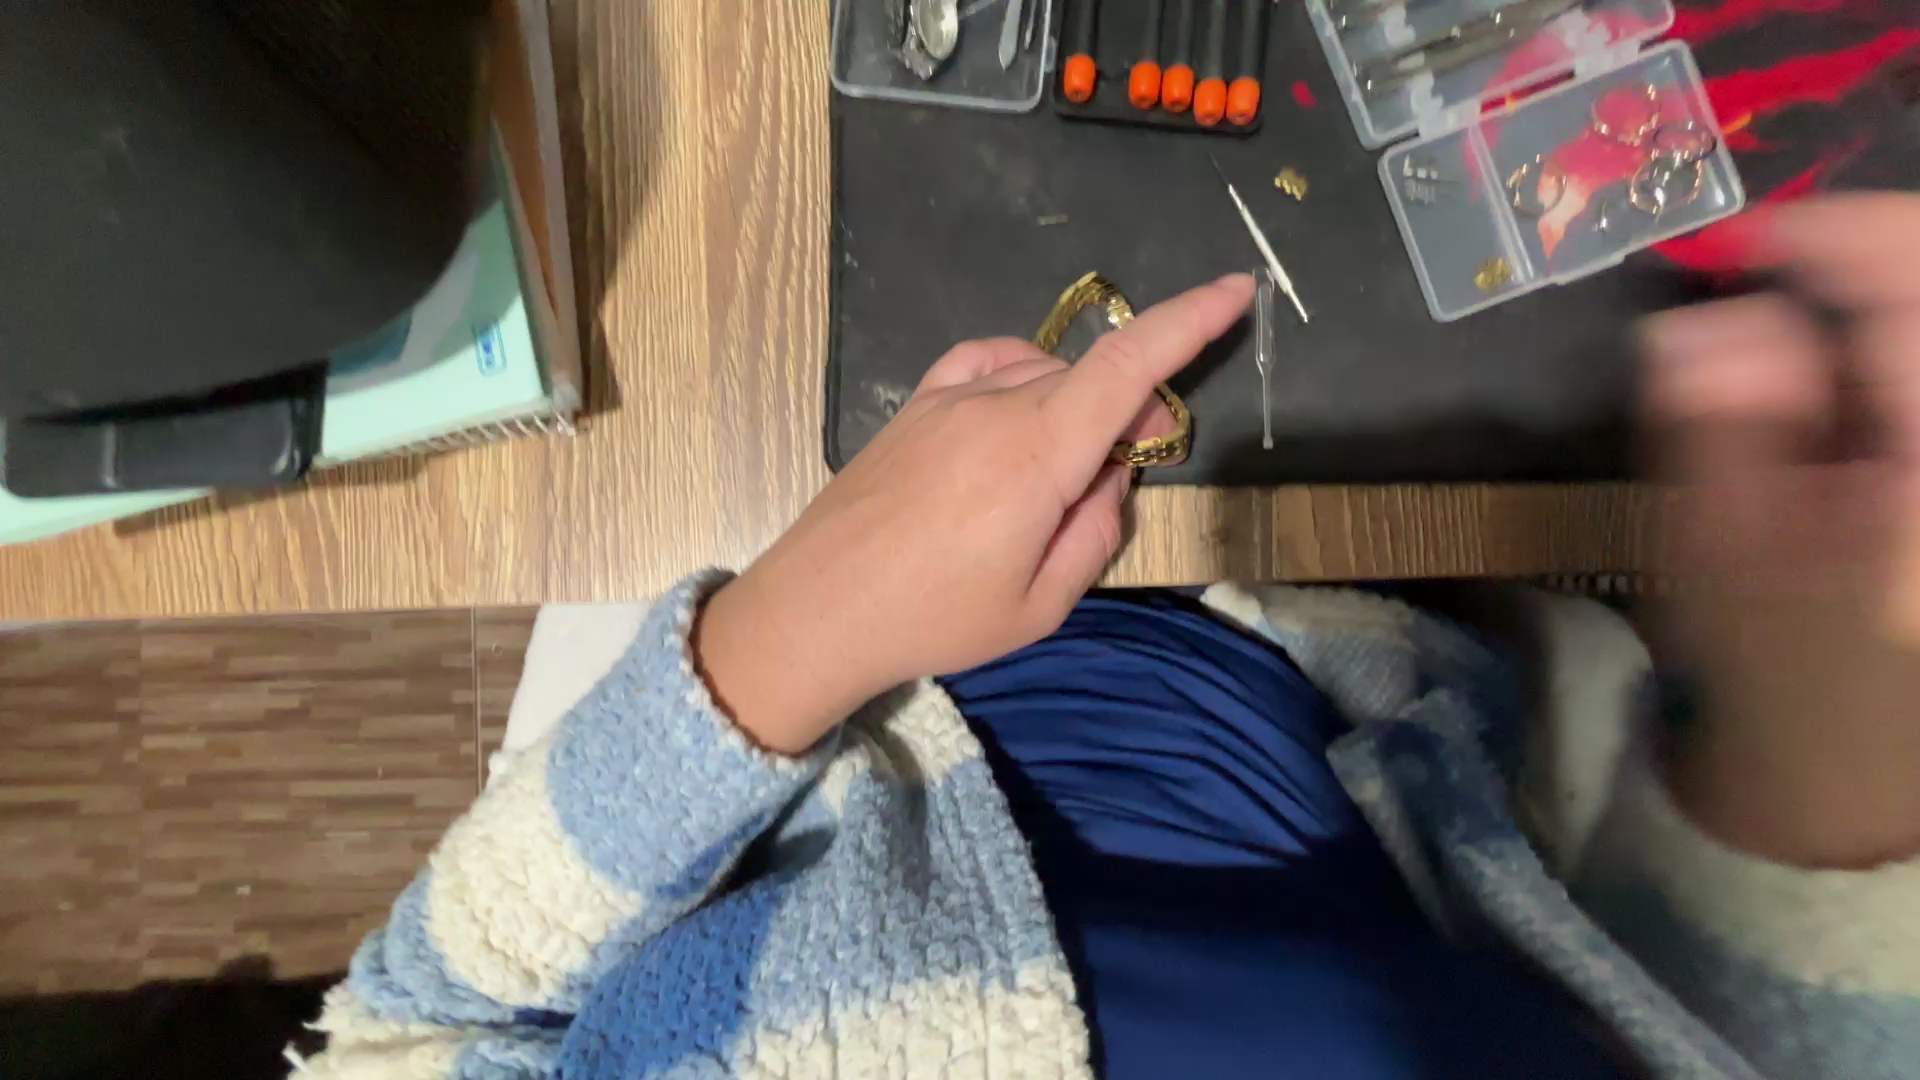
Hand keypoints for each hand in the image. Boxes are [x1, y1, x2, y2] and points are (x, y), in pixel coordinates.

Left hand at [694, 274, 1255, 754]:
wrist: (817, 609)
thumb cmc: (933, 619)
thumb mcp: (1040, 605)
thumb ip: (1097, 530)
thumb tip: (1113, 471)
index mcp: (1036, 455)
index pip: (1128, 365)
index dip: (1189, 321)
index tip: (1235, 288)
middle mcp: (994, 406)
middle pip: (1087, 380)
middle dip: (1122, 416)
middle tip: (1100, 487)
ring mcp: (946, 398)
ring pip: (1040, 376)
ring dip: (1069, 409)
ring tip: (1043, 480)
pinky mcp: (913, 405)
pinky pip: (984, 362)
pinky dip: (1020, 374)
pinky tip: (1015, 409)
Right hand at [1641, 194, 1919, 866]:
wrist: (1862, 748)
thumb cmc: (1777, 659)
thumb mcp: (1721, 550)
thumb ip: (1722, 431)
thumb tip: (1697, 324)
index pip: (1915, 288)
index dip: (1826, 239)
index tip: (1727, 242)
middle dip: (1864, 257)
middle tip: (1762, 269)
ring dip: (1879, 298)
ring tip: (1799, 304)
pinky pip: (1919, 369)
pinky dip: (1890, 341)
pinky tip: (1844, 362)